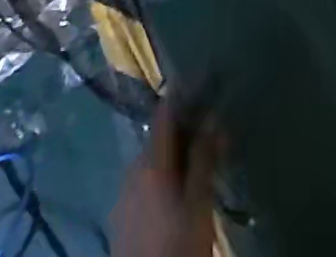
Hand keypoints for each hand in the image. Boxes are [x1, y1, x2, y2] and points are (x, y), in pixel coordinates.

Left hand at [111, 101, 223, 256]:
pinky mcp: (123, 213)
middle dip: (185, 130)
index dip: (184, 100)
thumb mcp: (199, 206)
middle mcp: (132, 168)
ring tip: (201, 162)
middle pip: (160, 137)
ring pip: (153, 159)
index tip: (205, 93)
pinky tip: (179, 190)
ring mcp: (124, 191)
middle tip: (212, 134)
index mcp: (150, 162)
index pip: (164, 114)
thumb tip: (212, 117)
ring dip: (175, 155)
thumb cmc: (178, 248)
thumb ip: (204, 160)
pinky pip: (145, 180)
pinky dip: (164, 175)